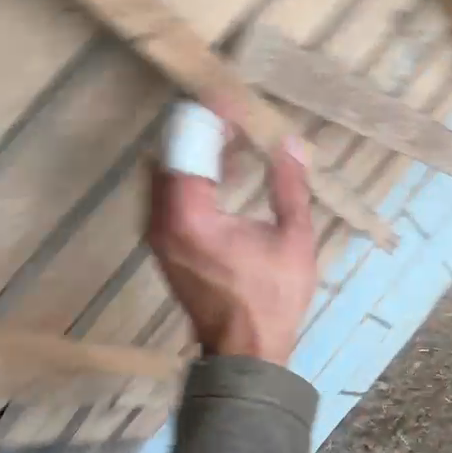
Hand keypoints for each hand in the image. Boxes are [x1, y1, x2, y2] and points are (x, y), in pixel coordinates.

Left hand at [146, 116, 315, 365]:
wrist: (245, 350)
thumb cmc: (273, 298)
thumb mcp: (294, 240)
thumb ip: (290, 188)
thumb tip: (291, 144)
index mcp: (190, 216)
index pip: (190, 148)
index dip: (211, 119)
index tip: (235, 102)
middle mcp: (162, 221)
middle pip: (170, 155)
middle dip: (202, 132)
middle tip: (236, 118)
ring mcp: (158, 235)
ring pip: (166, 175)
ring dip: (196, 154)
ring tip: (233, 142)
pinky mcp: (164, 245)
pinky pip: (169, 196)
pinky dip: (192, 178)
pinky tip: (224, 177)